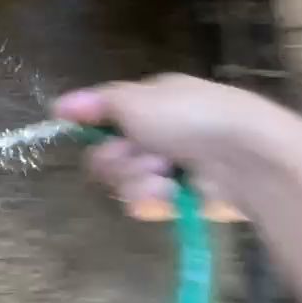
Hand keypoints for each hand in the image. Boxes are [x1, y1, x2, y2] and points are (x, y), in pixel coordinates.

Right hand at [53, 73, 301, 221]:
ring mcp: (163, 169)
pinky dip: (152, 198)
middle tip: (141, 152)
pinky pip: (139, 204)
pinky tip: (172, 193)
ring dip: (137, 178)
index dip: (93, 128)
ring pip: (119, 182)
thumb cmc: (192, 117)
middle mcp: (153, 135)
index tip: (85, 128)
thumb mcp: (138, 99)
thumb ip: (95, 104)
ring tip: (166, 173)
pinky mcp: (172, 201)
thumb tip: (57, 105)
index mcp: (148, 105)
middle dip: (118, 158)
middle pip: (104, 156)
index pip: (101, 120)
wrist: (244, 157)